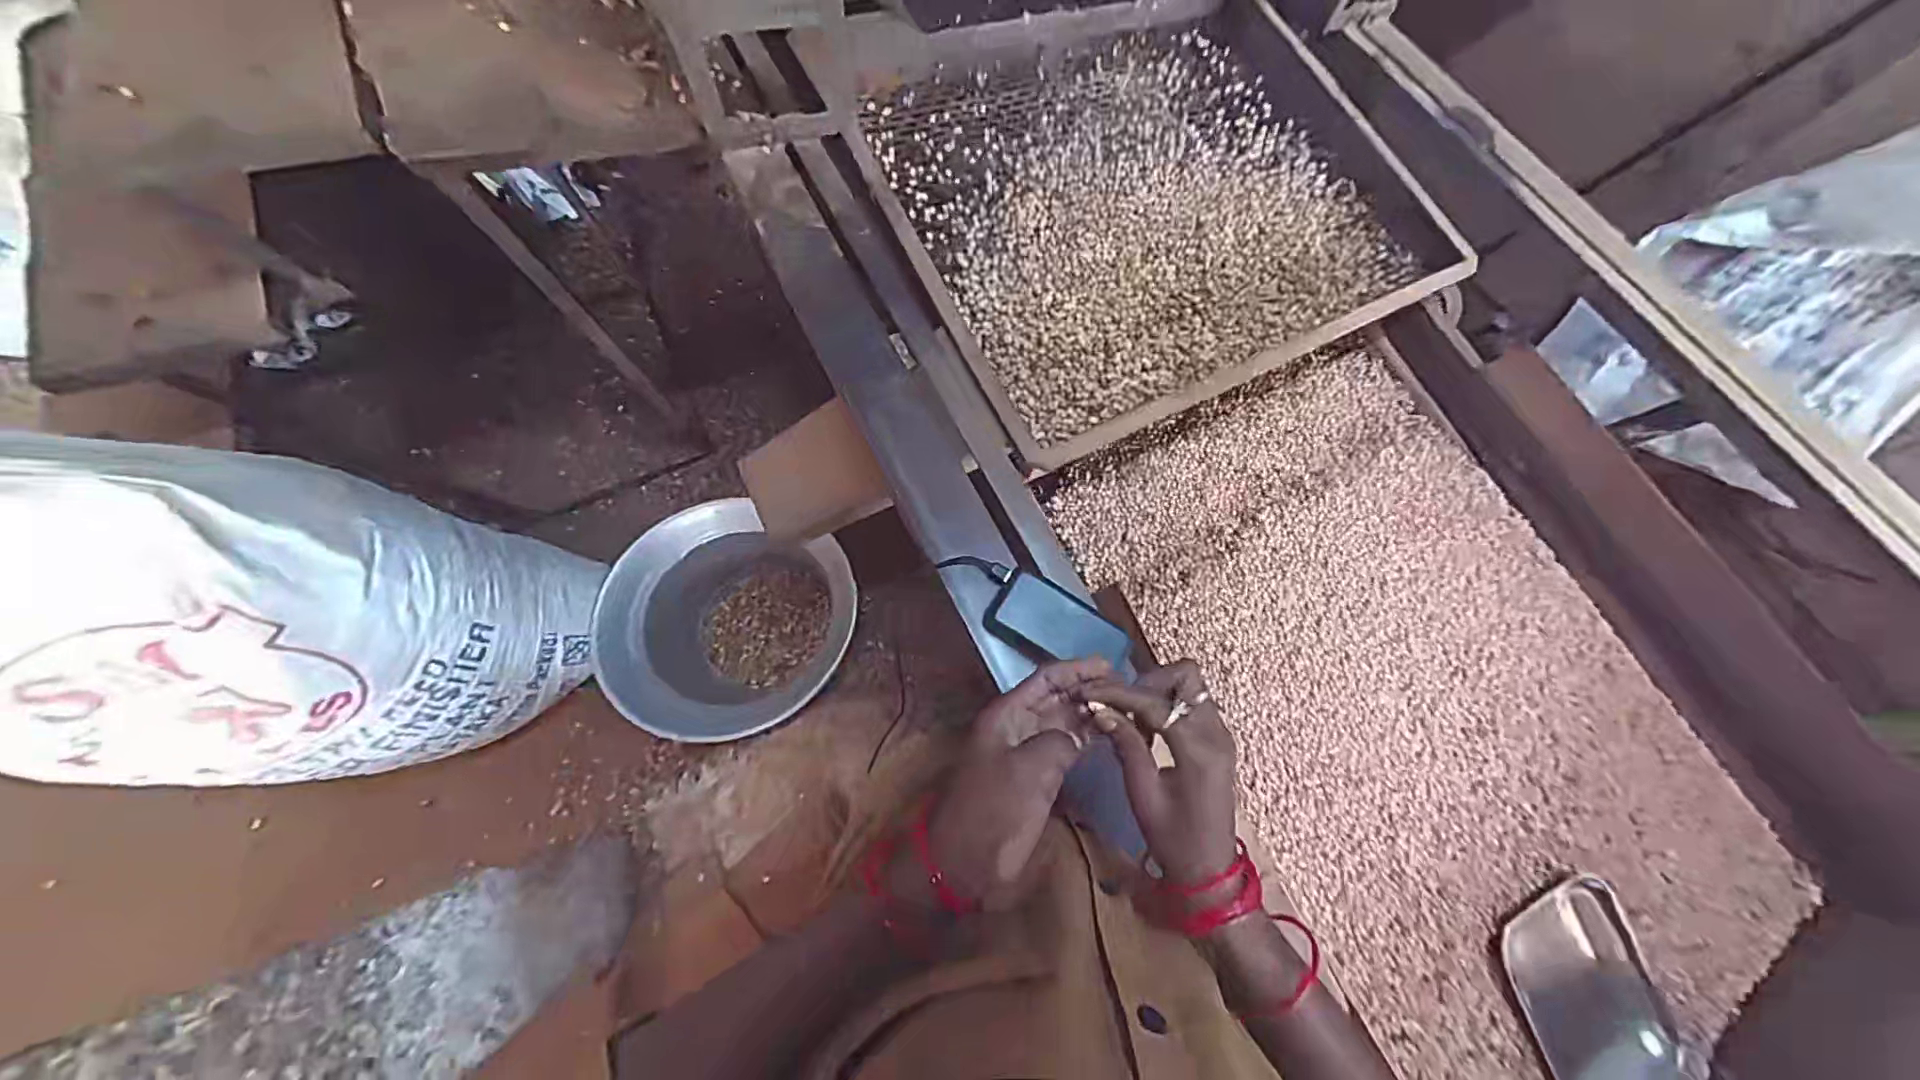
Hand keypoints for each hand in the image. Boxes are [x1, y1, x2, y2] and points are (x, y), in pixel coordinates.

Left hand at [891, 657, 1108, 911]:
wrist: (965, 861)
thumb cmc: (992, 810)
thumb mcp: (1029, 769)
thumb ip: (1060, 741)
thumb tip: (1078, 736)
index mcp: (1006, 715)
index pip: (1045, 679)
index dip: (1076, 669)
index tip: (1109, 665)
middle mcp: (1016, 726)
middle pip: (1056, 697)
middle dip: (1087, 688)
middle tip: (1126, 687)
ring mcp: (1026, 752)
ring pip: (1062, 721)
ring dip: (1089, 712)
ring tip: (1124, 707)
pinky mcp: (1035, 777)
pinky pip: (1064, 747)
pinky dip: (1085, 739)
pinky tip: (1108, 736)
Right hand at [1080, 660, 1238, 887]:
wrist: (1209, 870)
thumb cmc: (1172, 839)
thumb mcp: (1142, 792)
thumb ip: (1126, 745)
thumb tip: (1100, 710)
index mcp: (1199, 750)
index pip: (1155, 702)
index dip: (1118, 694)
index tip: (1090, 694)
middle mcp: (1217, 734)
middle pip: (1185, 676)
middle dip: (1146, 682)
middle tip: (1119, 706)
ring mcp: (1221, 735)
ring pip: (1190, 685)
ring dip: (1157, 691)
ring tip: (1131, 719)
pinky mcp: (1217, 740)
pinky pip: (1191, 703)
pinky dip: (1166, 704)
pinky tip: (1146, 729)